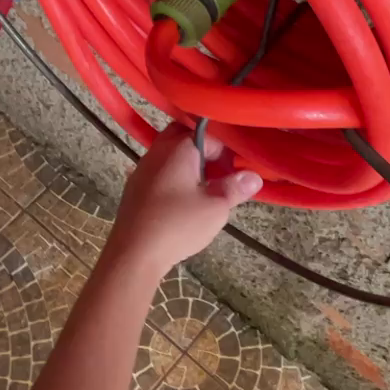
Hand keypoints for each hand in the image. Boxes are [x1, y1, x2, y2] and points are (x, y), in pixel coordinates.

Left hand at [105, 125, 262, 273]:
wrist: (134, 252)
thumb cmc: (178, 225)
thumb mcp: (215, 208)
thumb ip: (235, 188)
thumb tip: (254, 176)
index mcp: (178, 148)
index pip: (208, 136)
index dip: (225, 153)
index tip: (233, 173)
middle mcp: (157, 151)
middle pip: (183, 137)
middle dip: (202, 151)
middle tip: (217, 174)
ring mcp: (142, 169)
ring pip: (168, 154)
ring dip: (187, 165)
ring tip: (202, 189)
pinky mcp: (134, 187)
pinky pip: (158, 171)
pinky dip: (172, 178)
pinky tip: (180, 201)